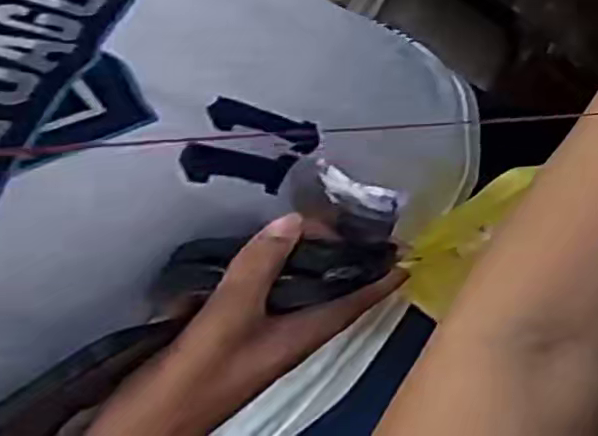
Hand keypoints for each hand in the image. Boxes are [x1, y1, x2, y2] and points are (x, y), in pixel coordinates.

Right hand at [87, 214, 403, 435]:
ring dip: (293, 257)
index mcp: (308, 332)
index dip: (391, 265)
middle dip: (338, 247)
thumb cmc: (184, 388)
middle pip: (331, 280)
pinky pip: (251, 298)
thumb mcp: (222, 325)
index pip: (367, 292)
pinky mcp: (224, 341)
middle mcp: (293, 332)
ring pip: (292, 285)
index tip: (413, 235)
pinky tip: (242, 252)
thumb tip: (294, 219)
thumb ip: (257, 271)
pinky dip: (252, 275)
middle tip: (342, 209)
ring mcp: (259, 337)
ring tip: (298, 219)